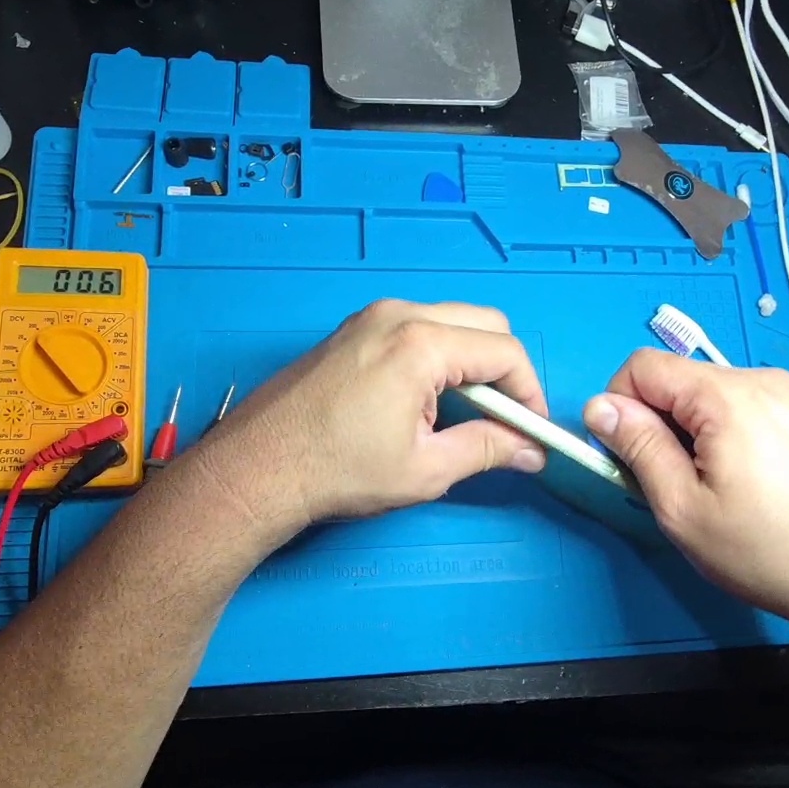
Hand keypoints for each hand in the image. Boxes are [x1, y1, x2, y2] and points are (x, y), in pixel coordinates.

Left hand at [185, 300, 548, 532]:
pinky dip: (438, 356)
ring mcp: (371, 317)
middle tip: (501, 421)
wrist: (257, 468)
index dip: (529, 393)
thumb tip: (530, 451)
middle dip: (504, 371)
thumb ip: (487, 450)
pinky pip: (416, 327)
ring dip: (471, 362)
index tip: (530, 430)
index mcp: (420, 344)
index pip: (505, 351)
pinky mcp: (353, 329)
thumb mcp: (425, 469)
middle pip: (484, 324)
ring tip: (461, 415)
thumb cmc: (336, 472)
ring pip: (451, 321)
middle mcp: (398, 315)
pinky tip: (425, 400)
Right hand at [583, 349, 788, 632]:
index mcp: (726, 395)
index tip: (626, 454)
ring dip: (690, 432)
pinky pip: (744, 409)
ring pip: (709, 396)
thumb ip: (637, 447)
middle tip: (669, 483)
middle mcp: (761, 381)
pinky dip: (724, 436)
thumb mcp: (682, 508)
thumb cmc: (769, 551)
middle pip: (678, 379)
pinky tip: (745, 486)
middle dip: (656, 422)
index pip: (642, 365)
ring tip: (710, 490)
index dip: (618, 405)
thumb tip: (598, 407)